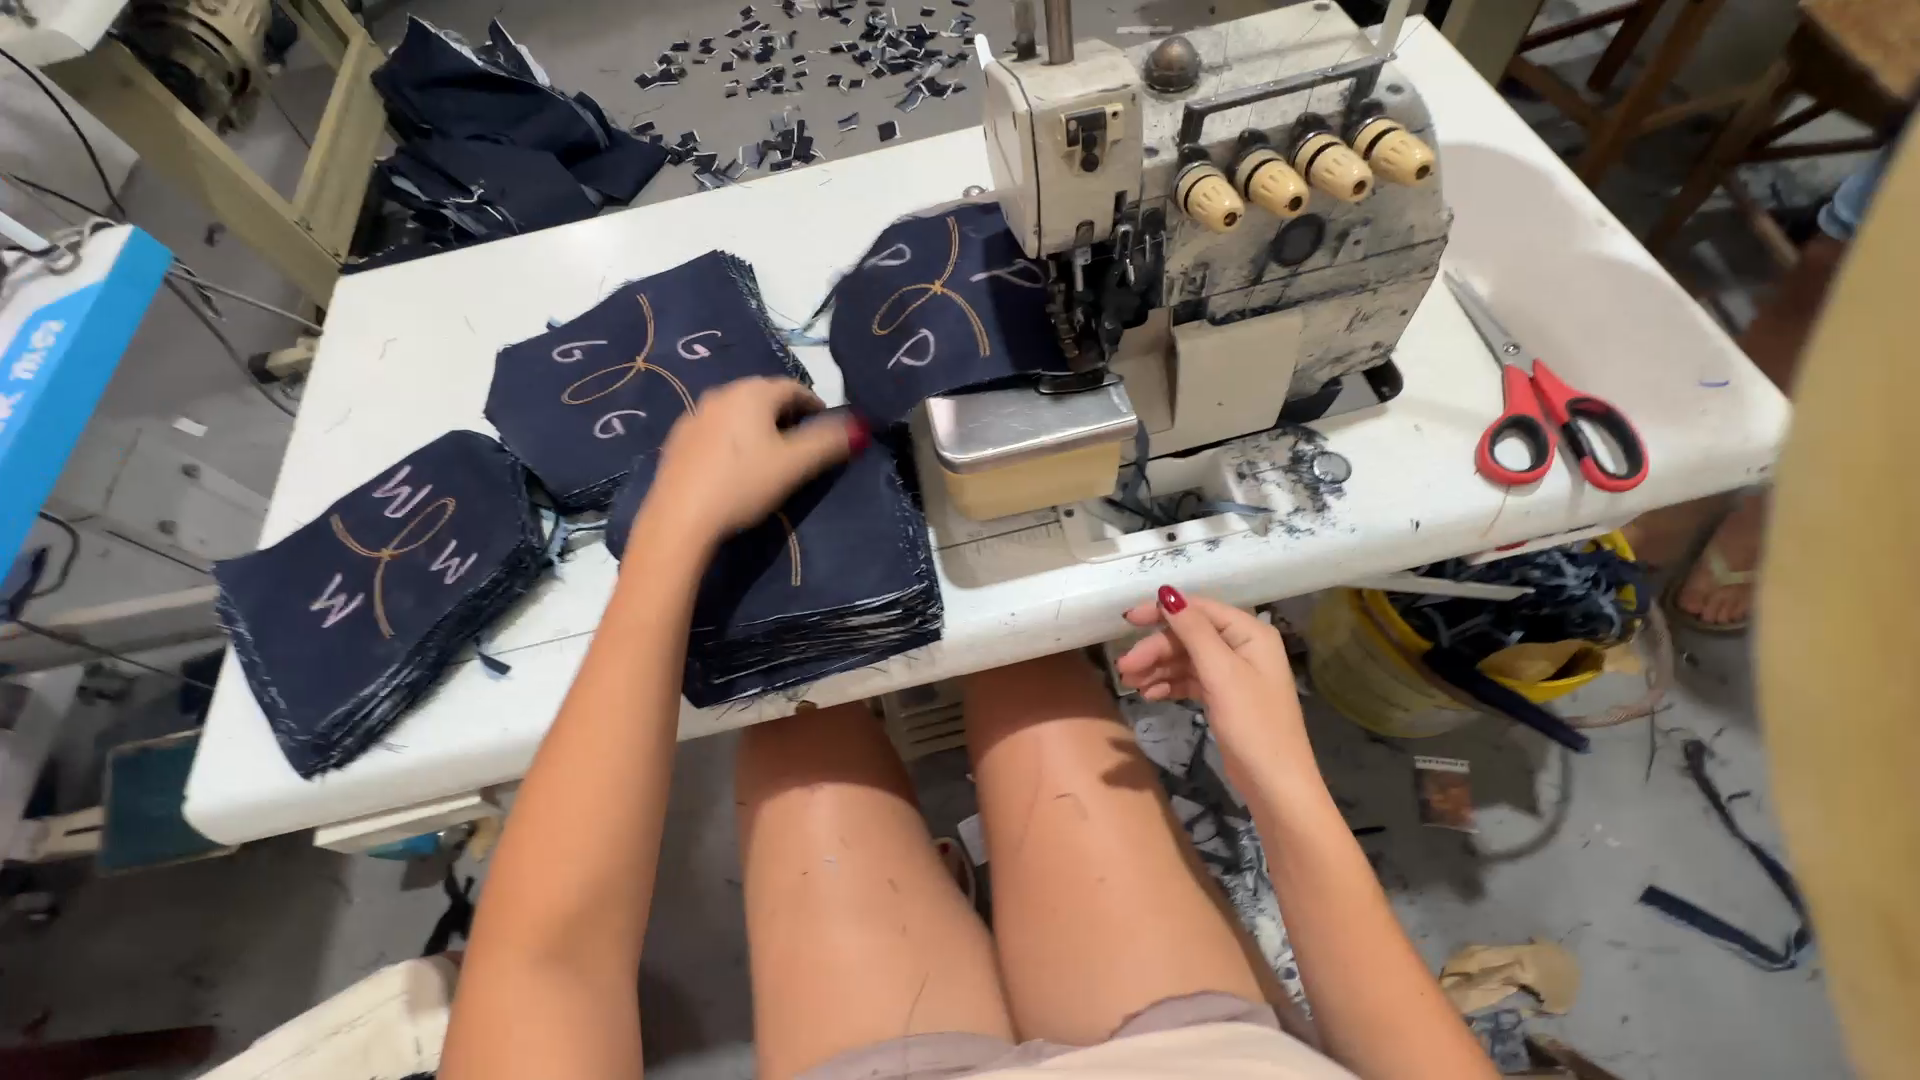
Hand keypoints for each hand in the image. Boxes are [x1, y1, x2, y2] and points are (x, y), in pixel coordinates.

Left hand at [643, 378, 868, 543]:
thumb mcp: (795, 465)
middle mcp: (722, 393)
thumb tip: (860, 427)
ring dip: (759, 425)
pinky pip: (717, 429)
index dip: (815, 405)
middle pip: (764, 396)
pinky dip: (734, 438)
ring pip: (738, 412)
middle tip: (802, 441)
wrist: (680, 517)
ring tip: (771, 453)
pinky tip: (736, 465)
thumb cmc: (744, 484)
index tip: (827, 428)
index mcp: (752, 393)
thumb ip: (829, 443)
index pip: (794, 387)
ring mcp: (695, 415)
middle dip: (787, 413)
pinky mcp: (678, 439)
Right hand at [1115, 585, 1313, 790]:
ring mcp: (1233, 673)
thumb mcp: (1221, 672)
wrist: (1275, 784)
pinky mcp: (1224, 696)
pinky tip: (1150, 695)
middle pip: (1188, 636)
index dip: (1162, 612)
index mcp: (1250, 633)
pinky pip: (1190, 680)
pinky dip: (1169, 684)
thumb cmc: (1253, 724)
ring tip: (1132, 684)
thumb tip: (1167, 592)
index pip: (1199, 610)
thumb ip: (1193, 630)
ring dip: (1158, 668)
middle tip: (1125, 668)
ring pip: (1186, 659)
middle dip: (1156, 649)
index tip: (1127, 621)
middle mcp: (1242, 646)